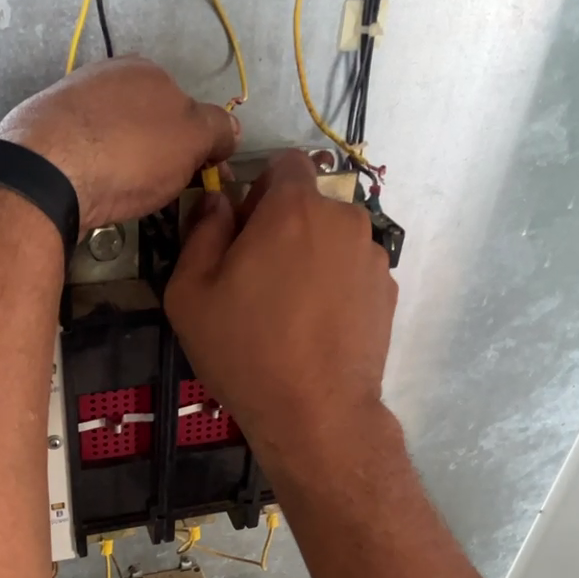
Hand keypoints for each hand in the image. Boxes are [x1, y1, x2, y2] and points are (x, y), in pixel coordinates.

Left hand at [0, 57, 239, 230]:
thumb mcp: (191, 142)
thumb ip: (216, 131)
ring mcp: (72, 101)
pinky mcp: (44, 131)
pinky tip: (92, 190)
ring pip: (115, 138)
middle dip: (159, 153)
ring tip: (123, 195)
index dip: (199, 147)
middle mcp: (108, 76)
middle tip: (162, 191)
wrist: (48, 170)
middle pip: (148, 122)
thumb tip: (231, 129)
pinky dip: (93, 170)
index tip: (202, 180)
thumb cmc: (131, 155)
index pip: (187, 108)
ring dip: (125, 163)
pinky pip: (83, 153)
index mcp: (149, 71)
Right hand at [165, 152, 398, 470]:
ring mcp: (373, 256)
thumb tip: (218, 202)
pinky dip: (335, 289)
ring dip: (311, 260)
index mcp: (294, 208)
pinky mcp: (388, 292)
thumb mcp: (190, 294)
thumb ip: (201, 233)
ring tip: (291, 314)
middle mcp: (343, 219)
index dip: (258, 193)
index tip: (243, 236)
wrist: (315, 414)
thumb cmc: (244, 351)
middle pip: (309, 205)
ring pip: (333, 241)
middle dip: (284, 230)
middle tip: (259, 284)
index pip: (283, 163)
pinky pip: (352, 273)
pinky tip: (316, 331)